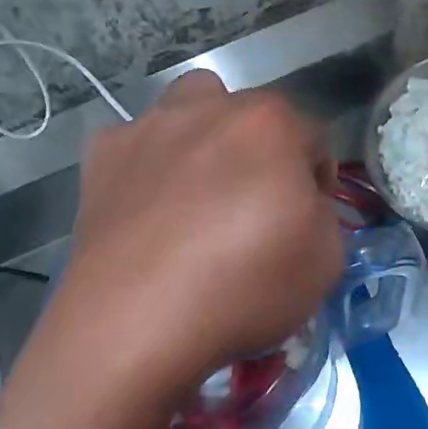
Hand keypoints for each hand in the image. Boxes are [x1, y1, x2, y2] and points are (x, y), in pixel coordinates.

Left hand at [62, 70, 344, 388]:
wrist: (137, 320)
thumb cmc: (244, 290)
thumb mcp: (325, 264)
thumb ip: (323, 217)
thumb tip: (300, 206)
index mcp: (270, 126)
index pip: (312, 138)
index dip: (316, 180)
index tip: (308, 216)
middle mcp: (208, 109)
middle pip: (248, 117)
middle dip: (260, 154)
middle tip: (253, 207)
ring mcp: (148, 128)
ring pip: (187, 111)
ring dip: (203, 140)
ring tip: (197, 195)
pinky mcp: (101, 157)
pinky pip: (137, 147)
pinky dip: (150, 169)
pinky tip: (148, 211)